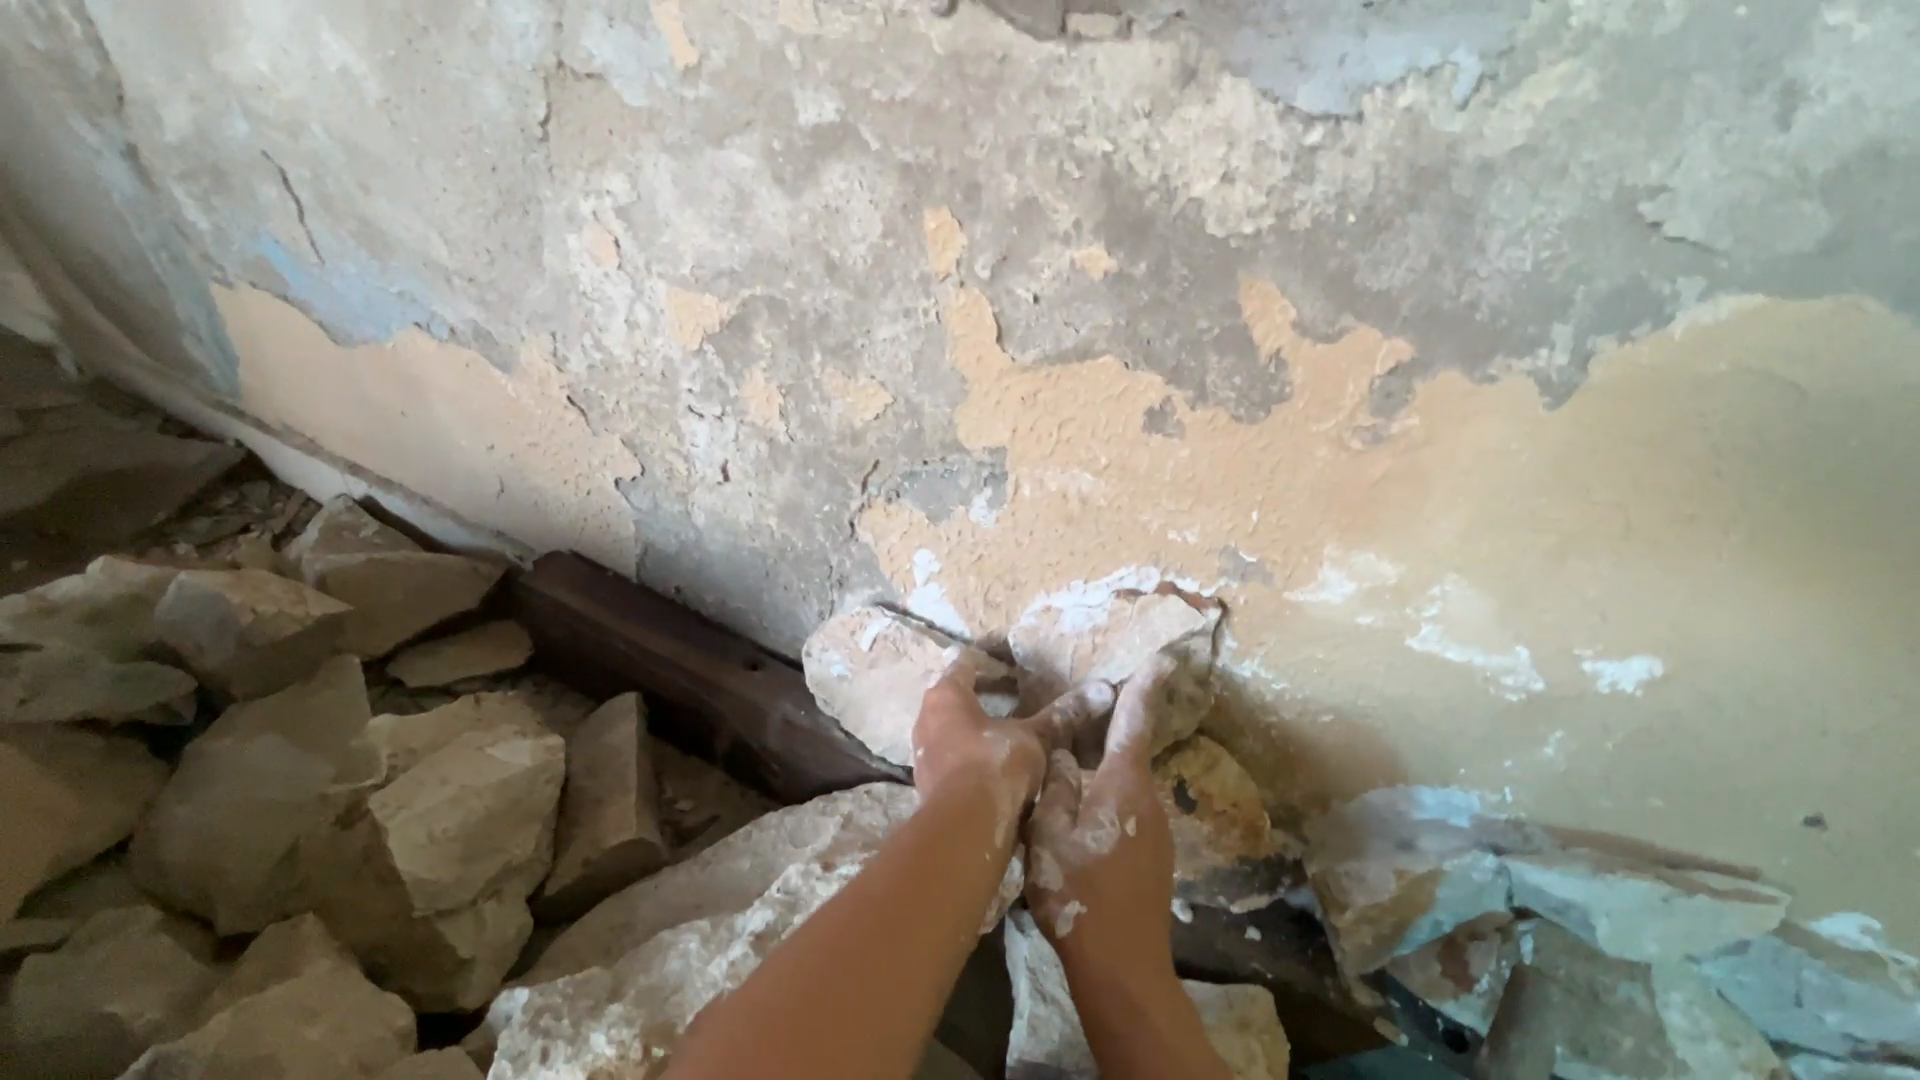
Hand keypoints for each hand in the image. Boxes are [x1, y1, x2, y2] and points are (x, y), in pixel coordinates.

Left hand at [912, 651, 1115, 830]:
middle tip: (1014, 696)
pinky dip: (972, 758)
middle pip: (955, 698)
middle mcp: (927, 719)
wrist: (964, 827)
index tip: (1011, 667)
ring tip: (1007, 734)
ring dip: (975, 731)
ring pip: (952, 731)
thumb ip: (1061, 715)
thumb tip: (1101, 689)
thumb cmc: (995, 765)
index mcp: (945, 696)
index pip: (965, 665)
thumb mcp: (1034, 738)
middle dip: (982, 698)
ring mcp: (924, 754)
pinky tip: (995, 768)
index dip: (989, 663)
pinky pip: (952, 760)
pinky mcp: (929, 784)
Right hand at [1024, 653, 1179, 977]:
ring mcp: (1156, 831)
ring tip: (1069, 755)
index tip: (1164, 657)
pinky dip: (1106, 794)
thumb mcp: (1048, 830)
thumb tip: (1062, 752)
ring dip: (1104, 764)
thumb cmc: (1079, 890)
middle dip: (1112, 724)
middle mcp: (1148, 800)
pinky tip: (1078, 810)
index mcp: (1124, 783)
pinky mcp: (1152, 857)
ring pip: (1126, 782)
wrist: (1122, 964)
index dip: (1146, 686)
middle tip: (1084, 703)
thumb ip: (1055, 784)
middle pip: (1130, 749)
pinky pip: (1127, 808)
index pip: (1137, 720)